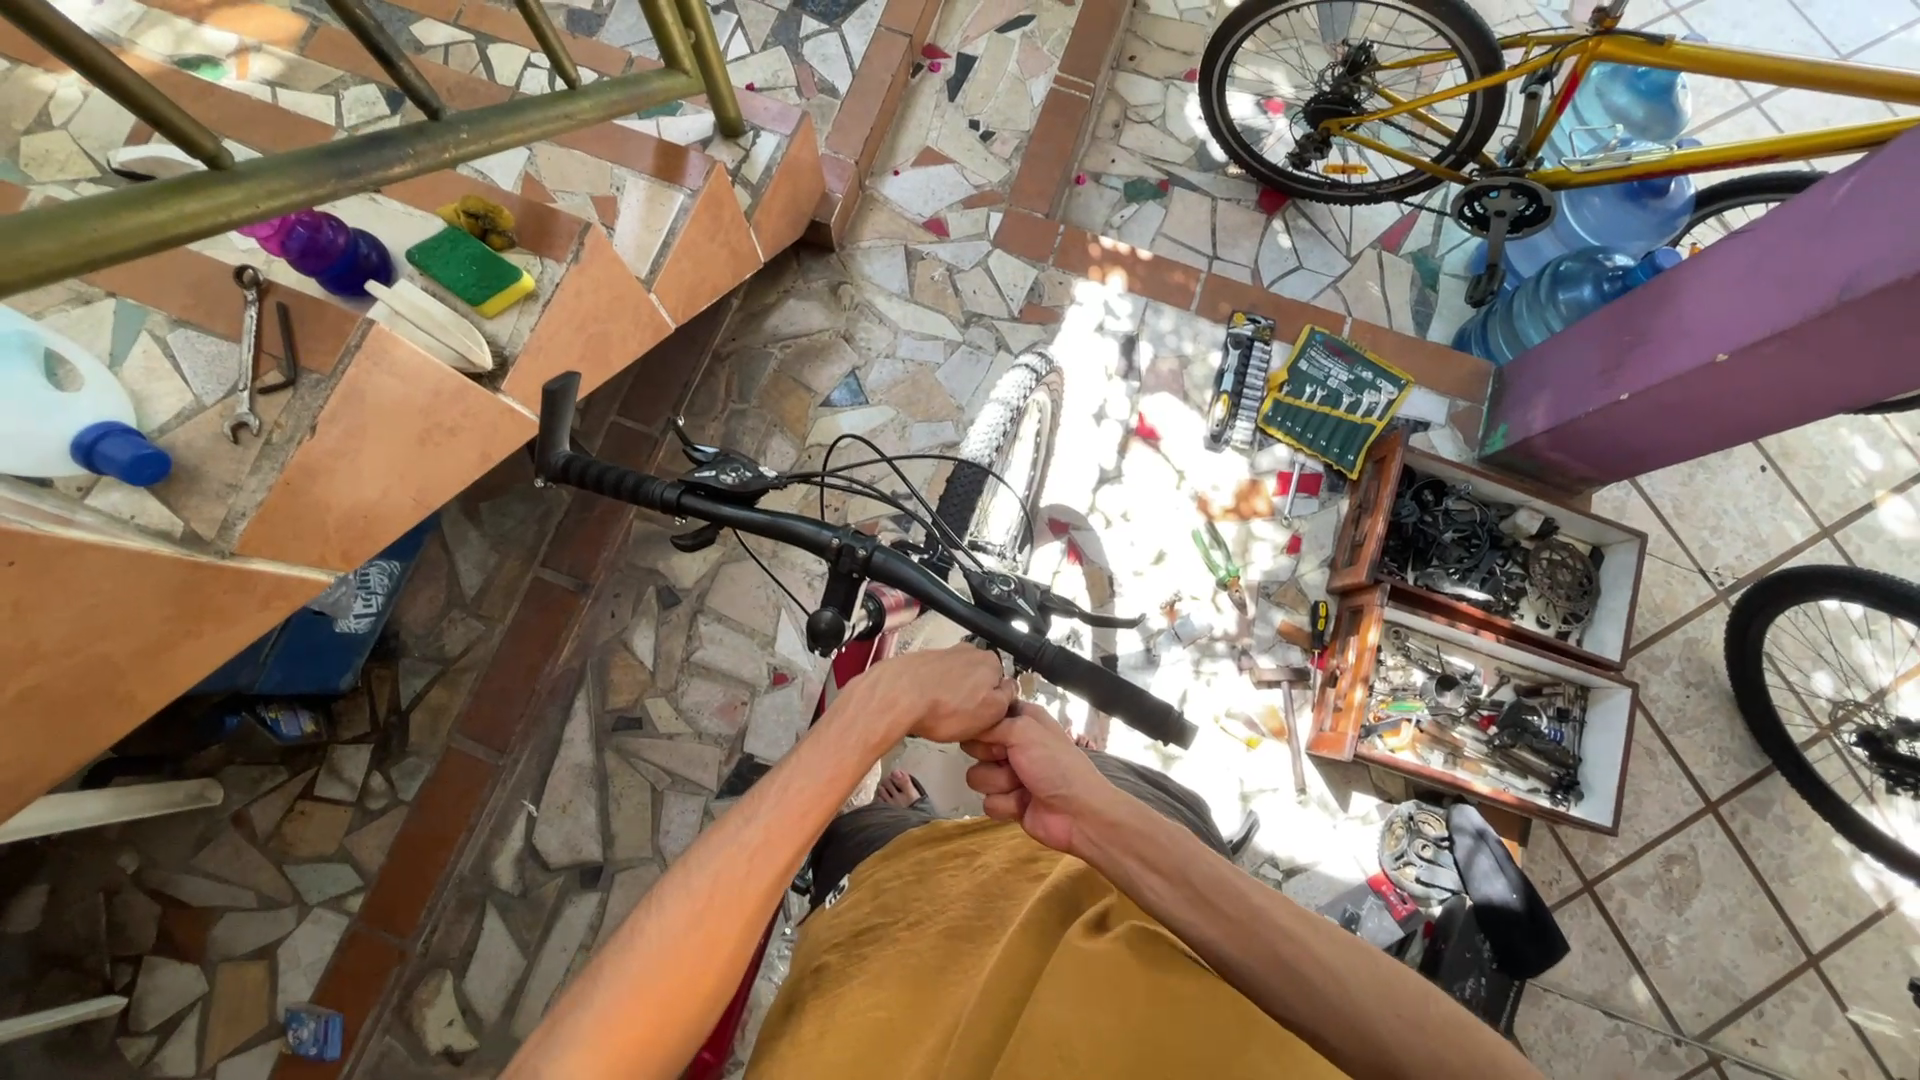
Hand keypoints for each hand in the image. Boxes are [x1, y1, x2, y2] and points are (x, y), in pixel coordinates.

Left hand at [838, 645, 1017, 743]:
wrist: (896, 697)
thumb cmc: (941, 707)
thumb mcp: (991, 713)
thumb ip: (1008, 699)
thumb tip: (1010, 692)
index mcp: (989, 661)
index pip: (1003, 685)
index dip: (995, 707)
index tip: (985, 720)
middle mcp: (967, 652)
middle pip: (979, 683)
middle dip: (973, 701)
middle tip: (963, 722)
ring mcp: (942, 656)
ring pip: (956, 684)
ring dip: (952, 700)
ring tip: (941, 718)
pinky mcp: (921, 663)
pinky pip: (934, 684)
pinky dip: (933, 696)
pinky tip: (926, 710)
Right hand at [962, 703, 1118, 854]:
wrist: (1078, 814)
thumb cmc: (1056, 766)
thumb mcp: (1024, 731)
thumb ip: (991, 723)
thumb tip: (968, 723)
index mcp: (1023, 721)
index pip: (988, 714)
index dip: (983, 723)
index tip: (990, 731)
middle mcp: (1014, 745)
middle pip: (975, 746)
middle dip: (988, 756)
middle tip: (1009, 759)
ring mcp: (1010, 775)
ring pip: (978, 776)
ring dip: (999, 783)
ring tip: (1022, 785)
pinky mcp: (1008, 802)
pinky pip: (987, 801)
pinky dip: (1005, 804)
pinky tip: (1024, 804)